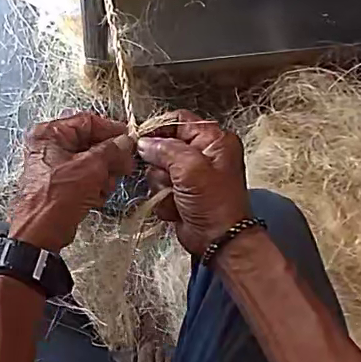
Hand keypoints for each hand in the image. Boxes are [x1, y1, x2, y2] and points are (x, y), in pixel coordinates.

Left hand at [9, 112, 135, 251]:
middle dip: (109, 158)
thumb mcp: (91, 167)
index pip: (88, 121)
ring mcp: (54, 167)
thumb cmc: (56, 197)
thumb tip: (126, 141)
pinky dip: (94, 187)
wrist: (41, 231)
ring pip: (91, 163)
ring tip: (104, 187)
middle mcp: (49, 147)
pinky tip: (95, 197)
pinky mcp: (60, 185)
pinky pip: (85, 179)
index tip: (130, 140)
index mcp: (50, 134)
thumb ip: (112, 150)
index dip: (112, 130)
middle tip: (123, 167)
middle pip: (91, 143)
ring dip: (103, 176)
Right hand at [136, 111, 252, 256]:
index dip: (158, 129)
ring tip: (176, 196)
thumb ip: (165, 149)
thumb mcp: (191, 169)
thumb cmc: (213, 203)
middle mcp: (202, 153)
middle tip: (171, 179)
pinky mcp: (180, 191)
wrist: (219, 240)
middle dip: (161, 165)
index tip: (141, 141)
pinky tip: (176, 207)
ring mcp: (189, 174)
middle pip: (162, 146)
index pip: (178, 121)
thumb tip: (143, 143)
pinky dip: (163, 198)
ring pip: (156, 169)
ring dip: (161, 185)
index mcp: (213, 140)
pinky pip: (158, 187)